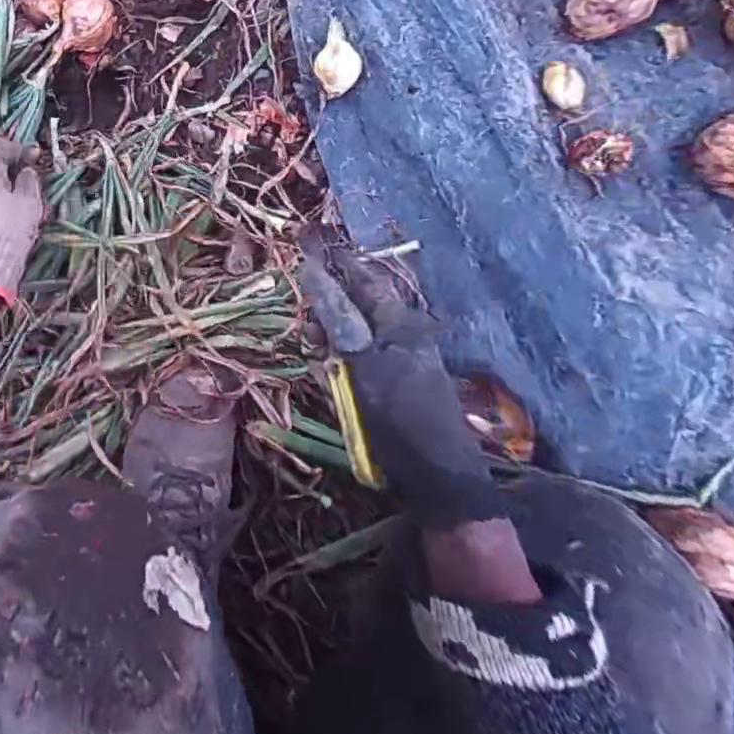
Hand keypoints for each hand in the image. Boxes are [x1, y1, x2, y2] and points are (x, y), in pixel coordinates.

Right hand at [298, 233, 505, 528]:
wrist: (433, 474)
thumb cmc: (399, 411)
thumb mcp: (362, 359)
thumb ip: (336, 314)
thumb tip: (310, 268)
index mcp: (398, 319)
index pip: (359, 278)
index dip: (330, 267)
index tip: (300, 260)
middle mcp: (395, 332)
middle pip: (346, 309)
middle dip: (323, 320)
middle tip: (312, 339)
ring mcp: (390, 359)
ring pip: (343, 339)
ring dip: (327, 350)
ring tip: (325, 371)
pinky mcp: (383, 382)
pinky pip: (350, 365)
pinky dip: (336, 372)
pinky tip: (335, 388)